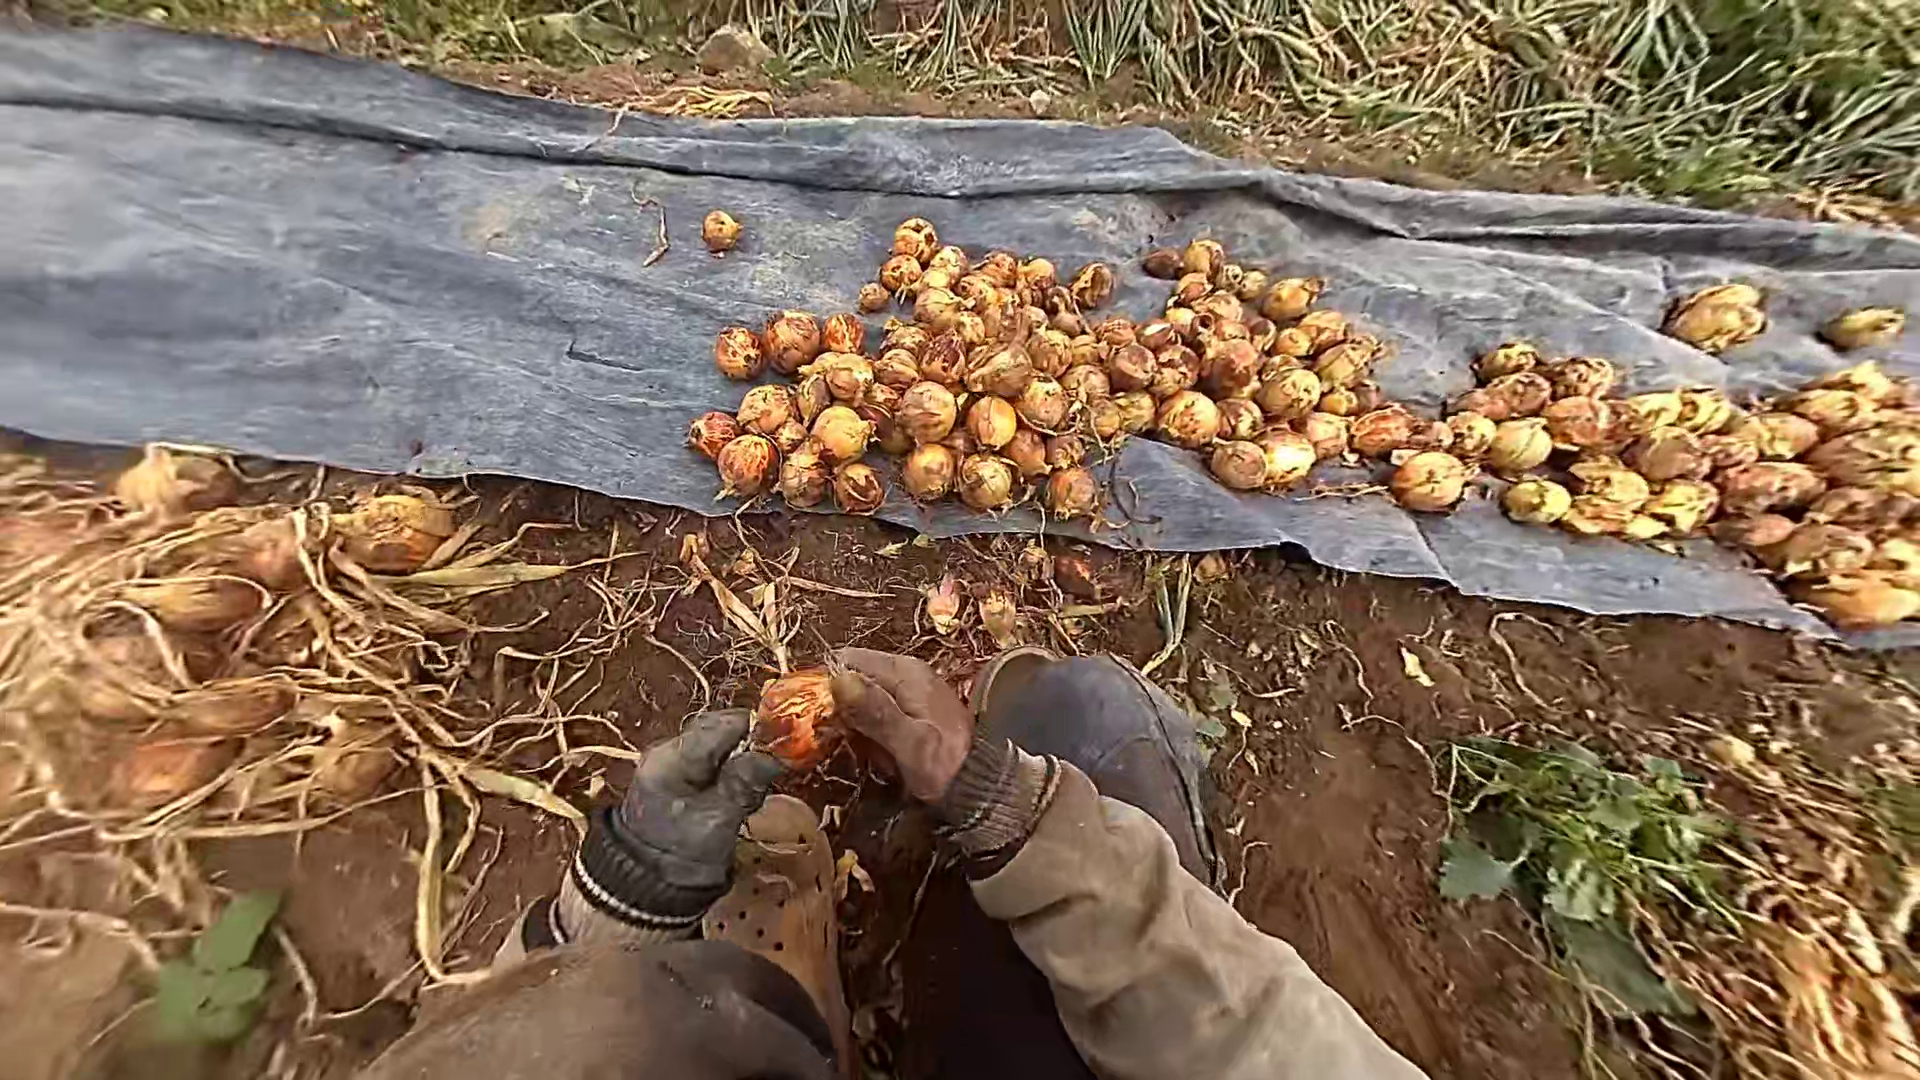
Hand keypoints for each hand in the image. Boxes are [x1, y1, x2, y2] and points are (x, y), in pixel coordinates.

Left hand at [611, 709, 783, 908]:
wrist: (646, 890)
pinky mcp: (678, 771)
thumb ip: (749, 779)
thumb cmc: (683, 858)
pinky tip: (736, 790)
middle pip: (723, 726)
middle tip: (769, 767)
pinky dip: (731, 766)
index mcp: (674, 758)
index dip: (757, 729)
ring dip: (742, 755)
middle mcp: (669, 749)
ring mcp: (671, 759)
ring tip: (749, 786)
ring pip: (721, 739)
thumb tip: (783, 749)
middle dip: (751, 742)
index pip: (725, 723)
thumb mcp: (722, 818)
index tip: (783, 744)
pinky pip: (713, 754)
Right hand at [831, 648, 972, 801]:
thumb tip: (839, 679)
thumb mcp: (908, 742)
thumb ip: (875, 711)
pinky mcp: (909, 708)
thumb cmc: (944, 766)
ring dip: (857, 727)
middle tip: (856, 742)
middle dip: (845, 711)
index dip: (830, 688)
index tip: (829, 719)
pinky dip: (872, 734)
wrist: (978, 787)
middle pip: (853, 679)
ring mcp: (908, 689)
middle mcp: (905, 672)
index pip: (847, 662)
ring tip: (874, 752)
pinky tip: (883, 754)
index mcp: (904, 671)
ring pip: (862, 699)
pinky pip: (875, 714)